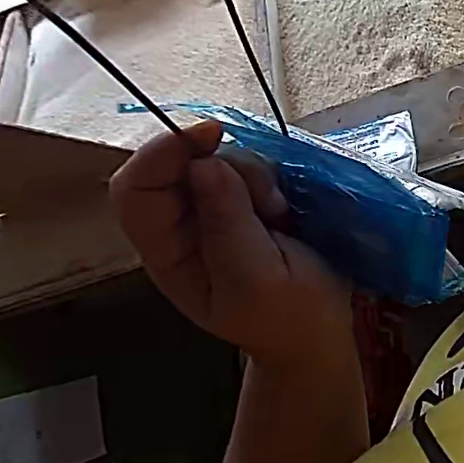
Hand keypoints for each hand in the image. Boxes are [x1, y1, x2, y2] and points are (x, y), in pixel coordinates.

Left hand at [109, 120, 353, 367]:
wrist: (325, 329)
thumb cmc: (291, 314)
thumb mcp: (257, 279)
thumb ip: (229, 224)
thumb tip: (205, 163)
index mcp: (169, 252)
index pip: (138, 188)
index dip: (165, 153)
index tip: (213, 133)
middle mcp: (185, 226)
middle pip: (184, 166)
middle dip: (231, 170)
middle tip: (270, 205)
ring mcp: (220, 214)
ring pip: (224, 163)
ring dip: (259, 178)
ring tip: (282, 216)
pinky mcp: (252, 206)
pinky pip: (255, 170)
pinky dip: (274, 180)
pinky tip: (287, 211)